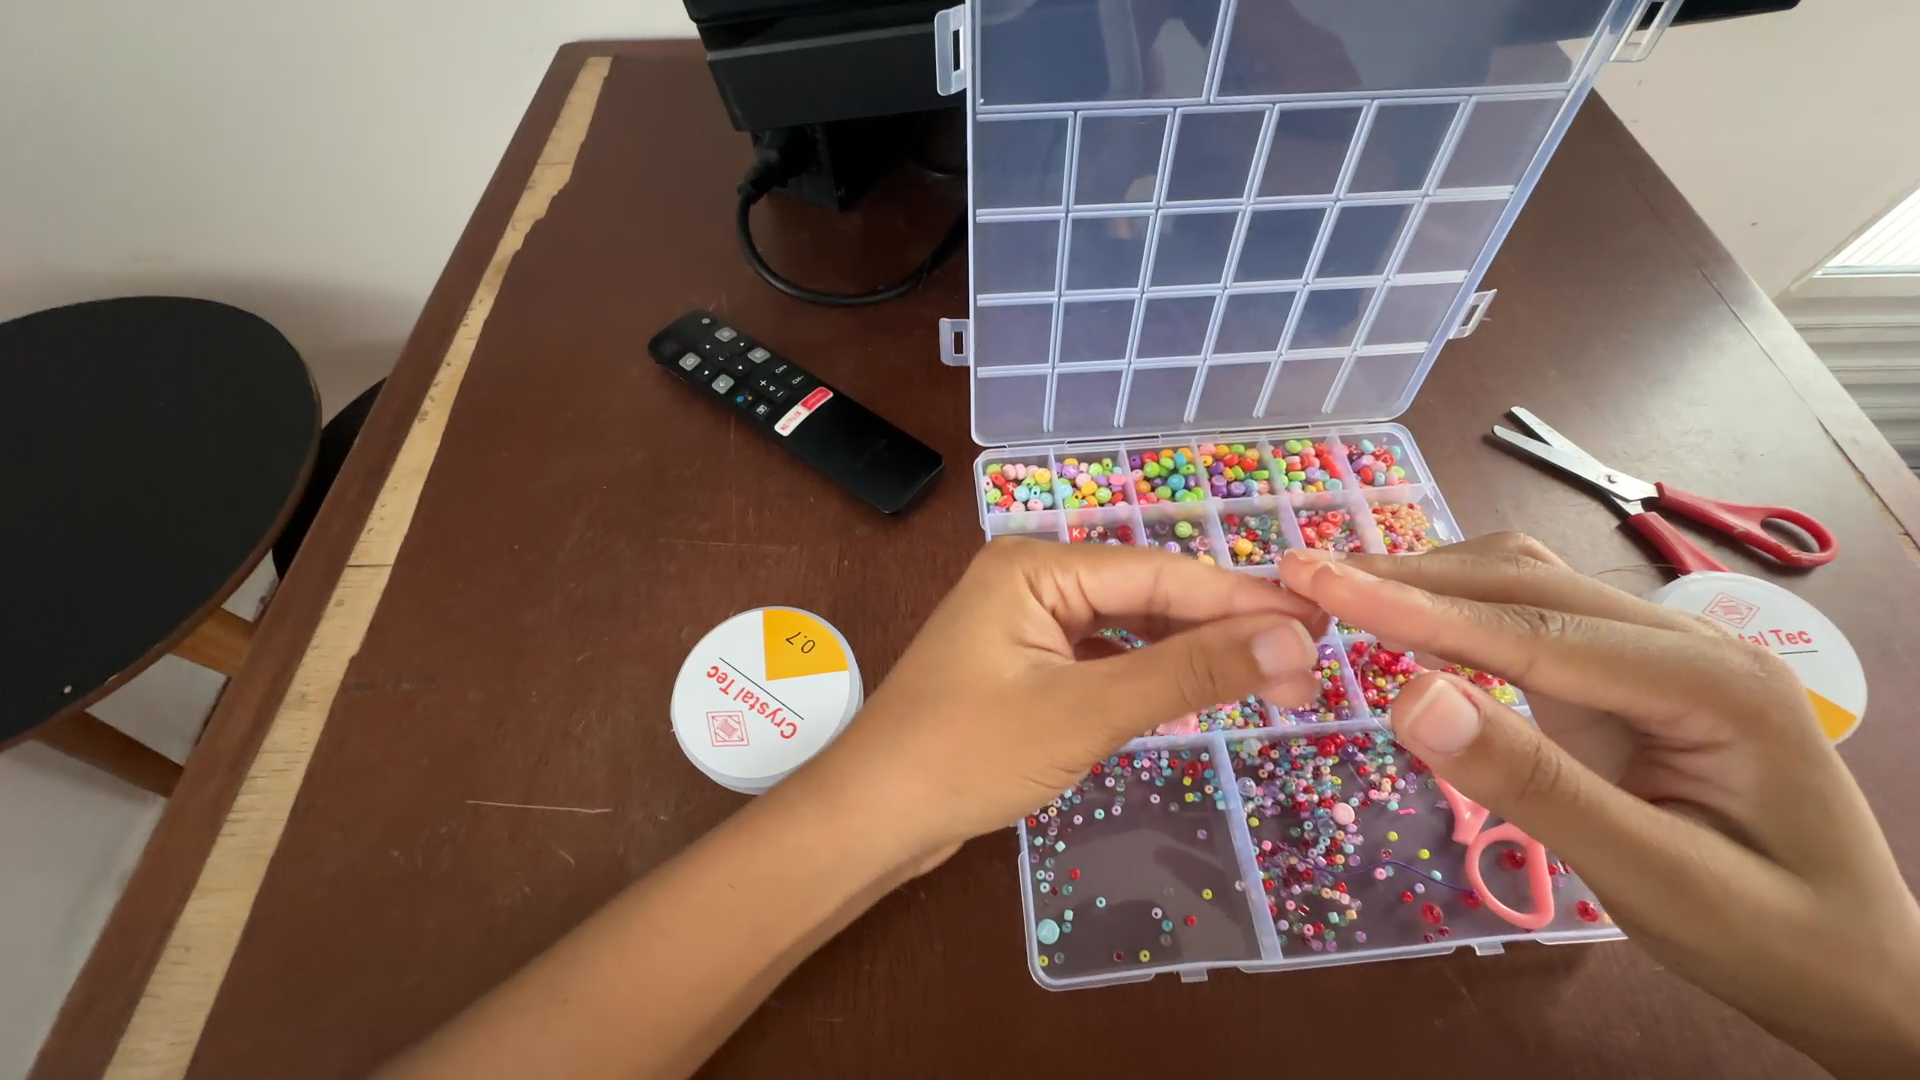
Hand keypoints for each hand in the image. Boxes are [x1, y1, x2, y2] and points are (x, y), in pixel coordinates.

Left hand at [808, 537, 1326, 866]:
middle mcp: (1031, 577)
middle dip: (1221, 629)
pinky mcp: (1026, 660)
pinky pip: (1103, 655)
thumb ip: (1187, 673)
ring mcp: (1026, 619)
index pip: (1160, 573)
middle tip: (1305, 667)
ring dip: (1189, 652)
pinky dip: (1148, 673)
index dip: (1242, 598)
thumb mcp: (1085, 713)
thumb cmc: (967, 755)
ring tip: (1266, 678)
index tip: (1319, 623)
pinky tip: (1193, 689)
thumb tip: (1290, 640)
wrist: (874, 816)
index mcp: (1035, 565)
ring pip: (1128, 626)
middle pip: (1146, 595)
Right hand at [1279, 537, 1919, 1077]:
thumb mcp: (1658, 881)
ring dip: (1422, 580)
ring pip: (1517, 581)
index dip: (1412, 605)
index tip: (1316, 584)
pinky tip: (1400, 617)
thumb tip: (1407, 697)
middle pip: (1519, 581)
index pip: (1529, 627)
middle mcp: (1681, 640)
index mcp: (1709, 683)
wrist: (1866, 971)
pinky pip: (1519, 615)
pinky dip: (1446, 607)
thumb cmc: (1774, 938)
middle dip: (1403, 577)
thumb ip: (1533, 784)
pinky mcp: (1615, 670)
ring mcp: (1650, 649)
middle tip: (1300, 576)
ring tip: (1335, 588)